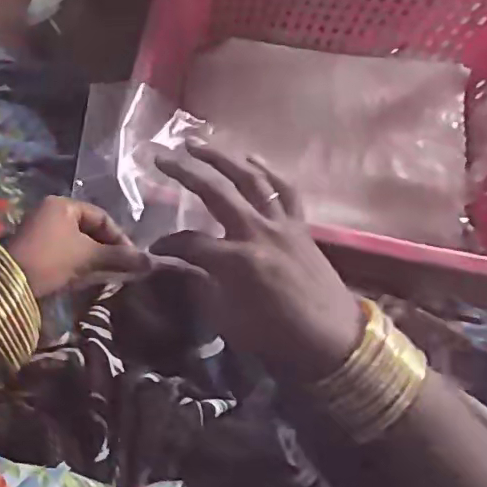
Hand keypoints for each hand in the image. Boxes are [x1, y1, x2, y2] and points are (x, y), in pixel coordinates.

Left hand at [4, 197, 151, 297]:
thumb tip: (152, 262)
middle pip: (89, 229)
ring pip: (77, 243)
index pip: (101, 216)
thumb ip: (120, 256)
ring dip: (94, 258)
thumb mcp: (88, 256)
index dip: (120, 237)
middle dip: (107, 249)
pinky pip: (64, 252)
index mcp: (62, 204)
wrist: (11, 283)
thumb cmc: (51, 260)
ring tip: (109, 275)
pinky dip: (78, 263)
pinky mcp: (34, 249)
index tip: (132, 257)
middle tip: (123, 267)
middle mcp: (49, 212)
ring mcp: (39, 231)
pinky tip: (88, 278)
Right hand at [152, 143, 364, 383]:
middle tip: (160, 157)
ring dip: (222, 158)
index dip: (166, 245)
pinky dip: (267, 172)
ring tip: (197, 144)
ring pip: (250, 180)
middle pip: (215, 192)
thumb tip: (179, 265)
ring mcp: (282, 225)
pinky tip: (250, 160)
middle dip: (184, 172)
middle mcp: (257, 232)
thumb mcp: (226, 318)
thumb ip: (200, 285)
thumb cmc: (275, 336)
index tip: (152, 250)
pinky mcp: (300, 227)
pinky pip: (284, 191)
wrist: (334, 341)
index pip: (189, 242)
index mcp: (235, 260)